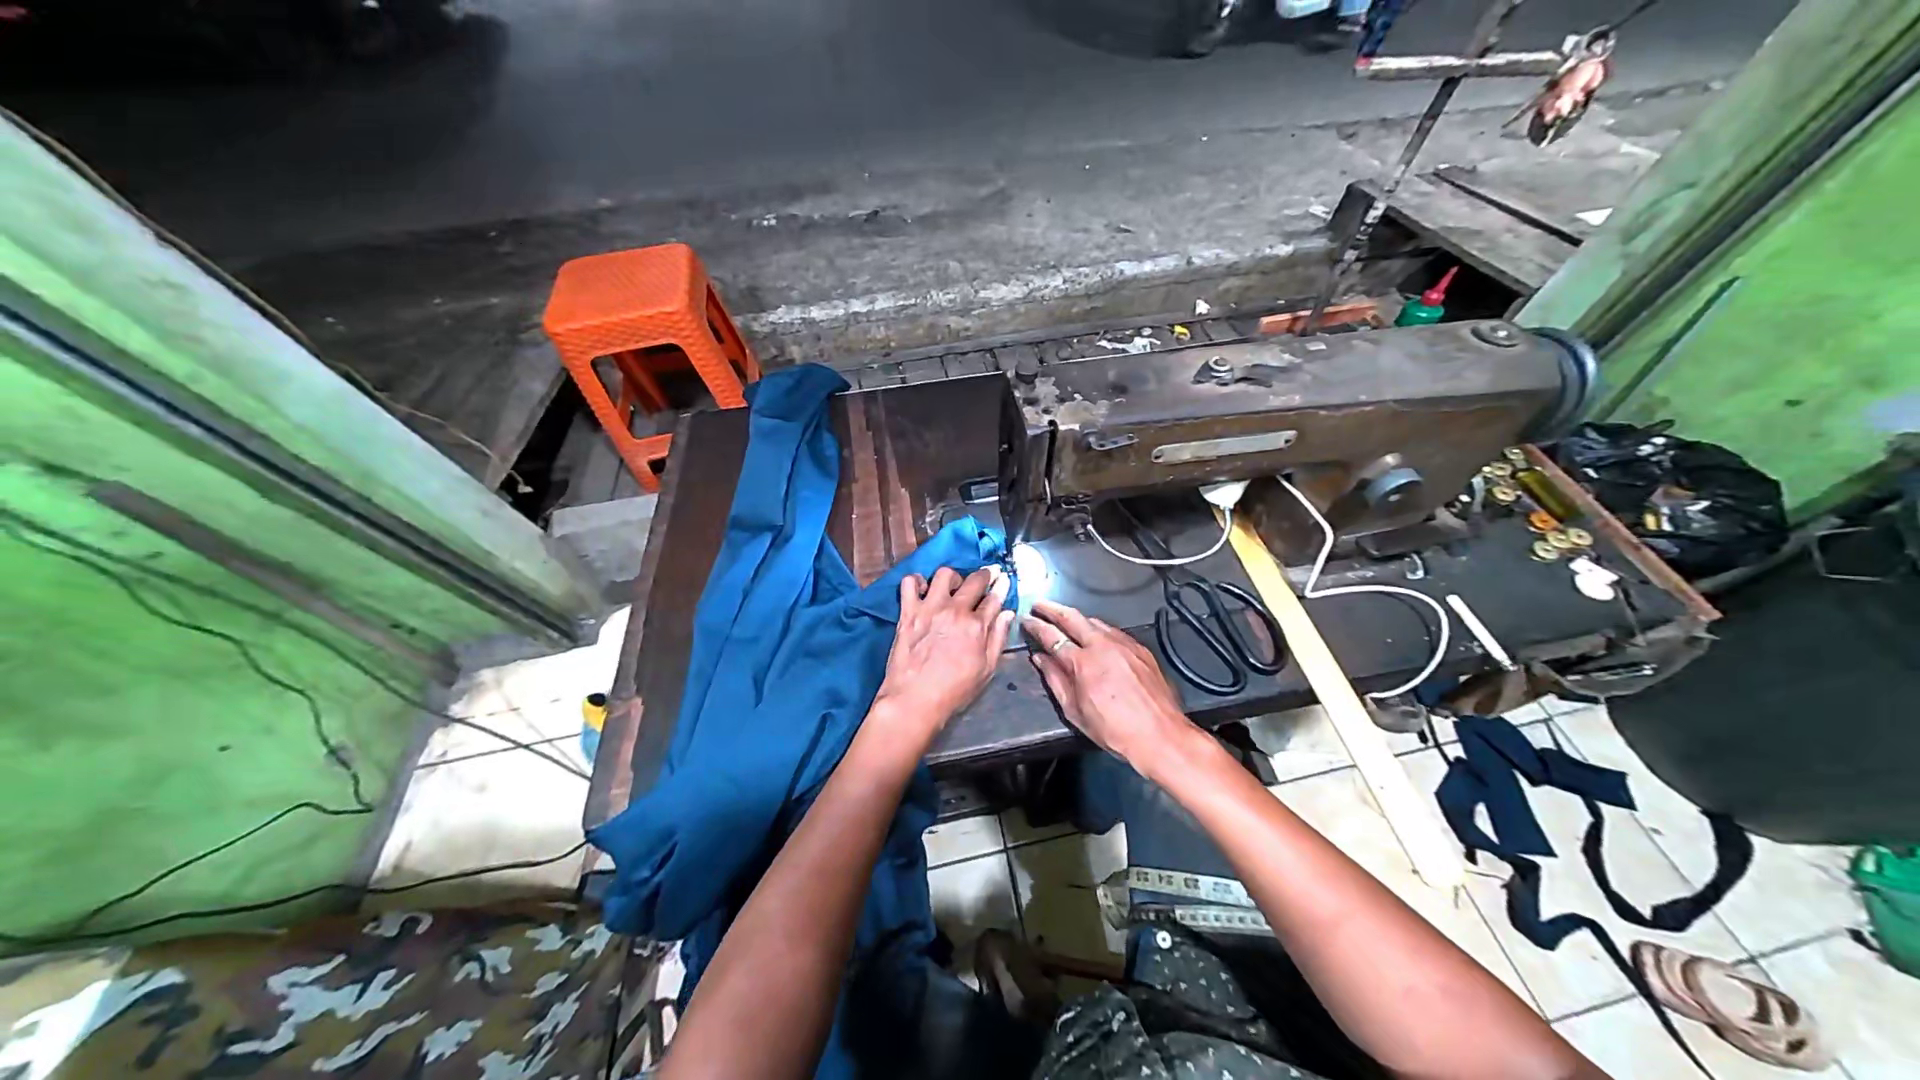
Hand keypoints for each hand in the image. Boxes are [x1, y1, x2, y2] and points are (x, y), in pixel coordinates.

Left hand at [872, 567, 1013, 740]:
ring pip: (944, 574)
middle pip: (974, 580)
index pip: (994, 597)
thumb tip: (1007, 614)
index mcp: (977, 626)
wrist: (914, 699)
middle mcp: (955, 611)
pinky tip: (923, 589)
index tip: (1003, 580)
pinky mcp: (908, 612)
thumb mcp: (986, 670)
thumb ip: (998, 638)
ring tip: (953, 587)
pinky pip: (909, 583)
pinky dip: (917, 581)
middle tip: (986, 576)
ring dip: (953, 577)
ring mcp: (929, 608)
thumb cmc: (954, 690)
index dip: (1001, 587)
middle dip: (985, 575)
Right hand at [1023, 600, 1196, 773]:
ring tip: (1064, 618)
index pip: (1052, 635)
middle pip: (1072, 616)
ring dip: (1076, 618)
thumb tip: (1042, 660)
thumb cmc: (1116, 731)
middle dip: (1052, 608)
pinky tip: (1095, 636)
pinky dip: (1099, 630)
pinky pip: (1114, 632)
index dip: (1036, 625)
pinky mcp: (1140, 649)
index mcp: (1082, 662)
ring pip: (1095, 621)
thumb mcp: (1075, 711)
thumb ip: (1055, 680)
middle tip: (1040, 605)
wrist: (1159, 735)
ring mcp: (1124, 644)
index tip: (1027, 620)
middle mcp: (1103, 646)